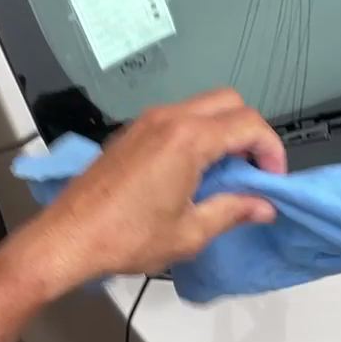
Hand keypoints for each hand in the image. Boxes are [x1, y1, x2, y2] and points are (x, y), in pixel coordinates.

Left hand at [16, 88, 285, 288]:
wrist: (69, 238)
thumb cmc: (125, 238)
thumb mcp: (189, 233)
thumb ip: (232, 211)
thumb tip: (262, 207)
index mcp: (187, 140)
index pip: (249, 125)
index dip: (271, 150)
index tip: (271, 179)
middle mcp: (167, 120)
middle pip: (229, 103)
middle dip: (249, 132)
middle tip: (252, 172)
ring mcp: (145, 123)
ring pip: (201, 107)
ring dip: (221, 132)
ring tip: (223, 176)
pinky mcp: (129, 134)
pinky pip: (175, 120)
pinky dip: (194, 135)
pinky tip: (190, 174)